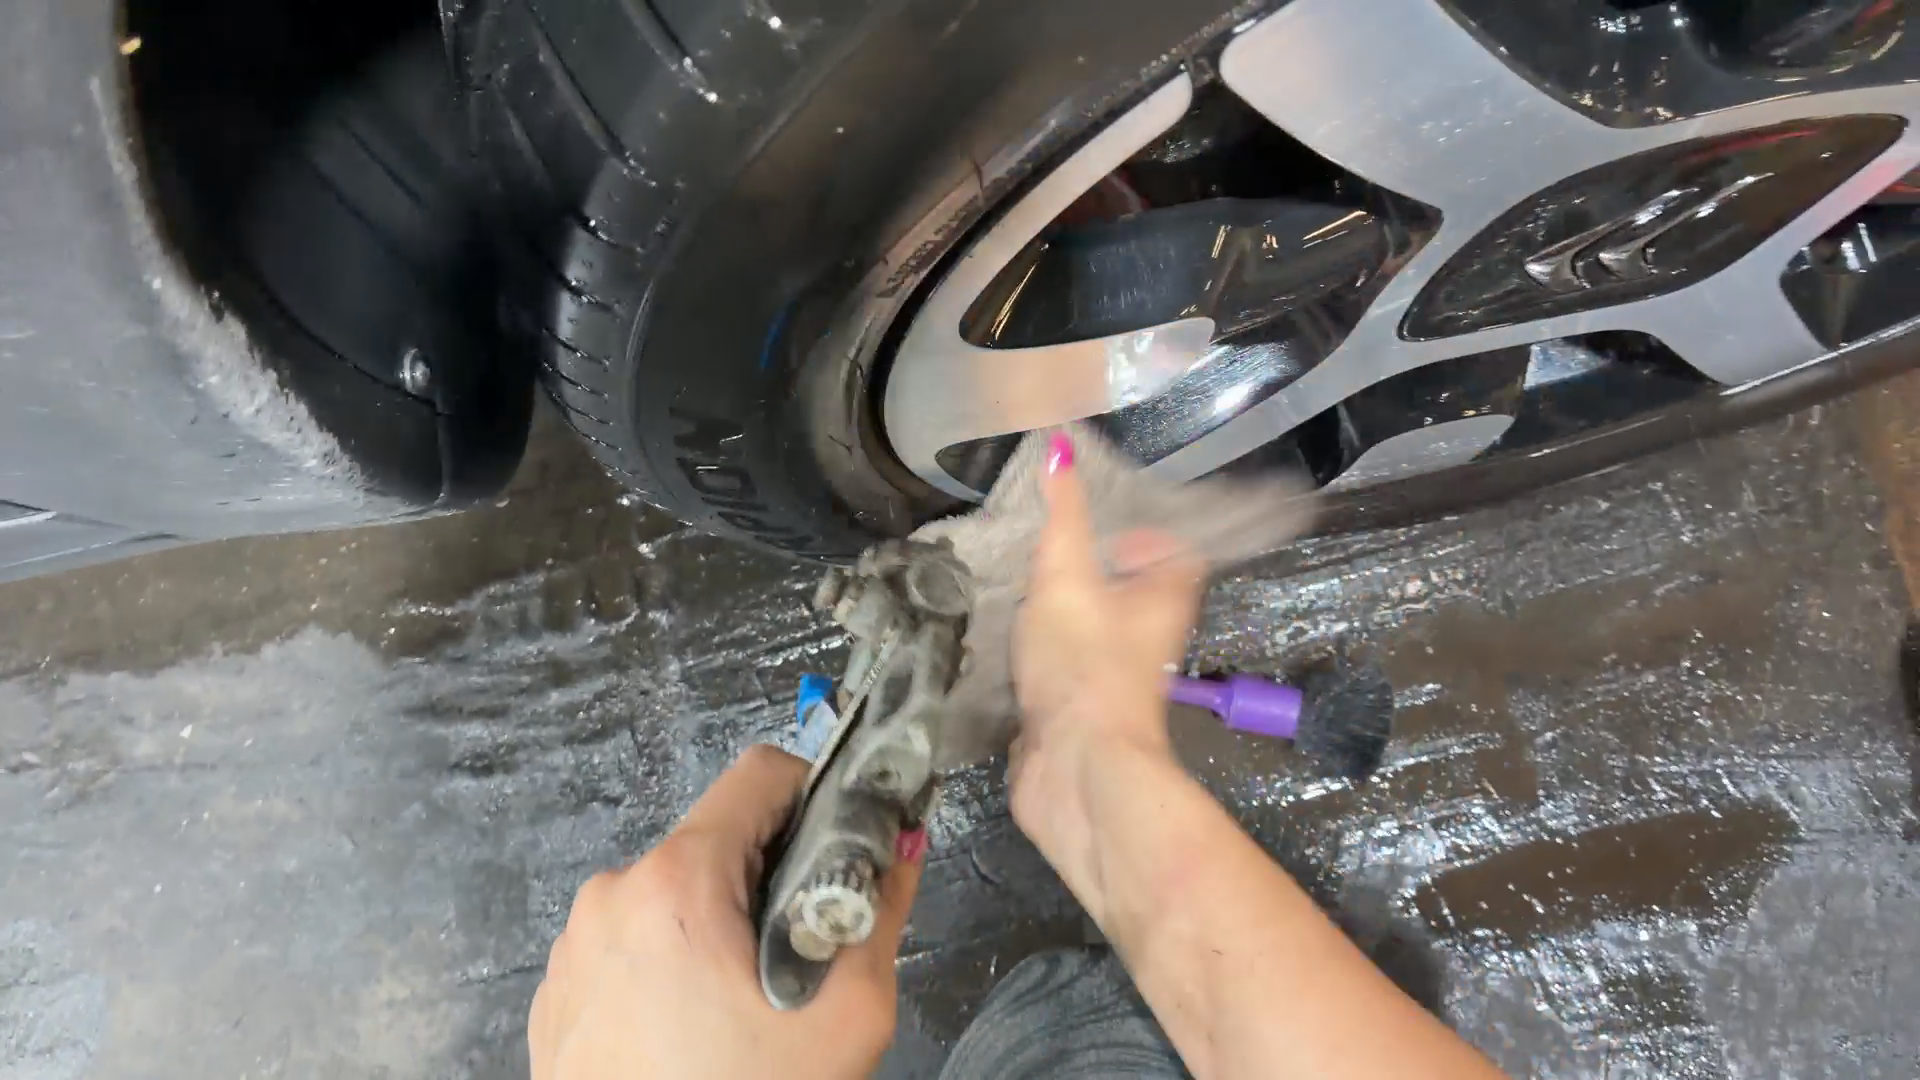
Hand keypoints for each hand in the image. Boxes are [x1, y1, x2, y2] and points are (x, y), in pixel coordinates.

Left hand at [528, 745, 922, 1079]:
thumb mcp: (848, 1012)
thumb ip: (884, 907)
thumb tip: (906, 836)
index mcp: (677, 879)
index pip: (761, 773)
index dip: (814, 792)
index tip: (837, 845)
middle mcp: (612, 891)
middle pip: (720, 832)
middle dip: (771, 866)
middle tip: (800, 939)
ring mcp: (573, 942)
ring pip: (677, 884)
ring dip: (722, 912)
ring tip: (744, 993)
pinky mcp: (556, 989)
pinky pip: (632, 934)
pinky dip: (672, 953)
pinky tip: (690, 1024)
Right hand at [1008, 433, 1205, 908]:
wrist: (1075, 767)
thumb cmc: (1085, 663)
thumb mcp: (1067, 575)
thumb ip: (1062, 513)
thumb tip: (1061, 445)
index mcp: (1164, 596)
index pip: (1176, 549)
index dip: (1150, 529)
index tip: (1107, 513)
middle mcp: (1146, 633)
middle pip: (1131, 585)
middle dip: (1096, 560)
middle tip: (1049, 534)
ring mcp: (1110, 671)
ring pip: (1093, 622)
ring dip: (1064, 602)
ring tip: (1022, 571)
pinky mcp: (1075, 700)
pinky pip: (1061, 657)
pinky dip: (1042, 640)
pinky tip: (1008, 627)